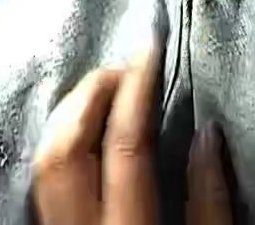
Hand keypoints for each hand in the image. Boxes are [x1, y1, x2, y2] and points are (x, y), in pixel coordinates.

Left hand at [33, 47, 232, 224]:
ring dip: (73, 109)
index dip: (138, 87)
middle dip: (93, 90)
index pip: (125, 146)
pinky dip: (63, 137)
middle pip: (65, 146)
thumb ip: (210, 206)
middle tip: (126, 65)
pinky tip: (84, 123)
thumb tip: (206, 132)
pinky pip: (44, 178)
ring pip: (44, 158)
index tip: (151, 48)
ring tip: (107, 85)